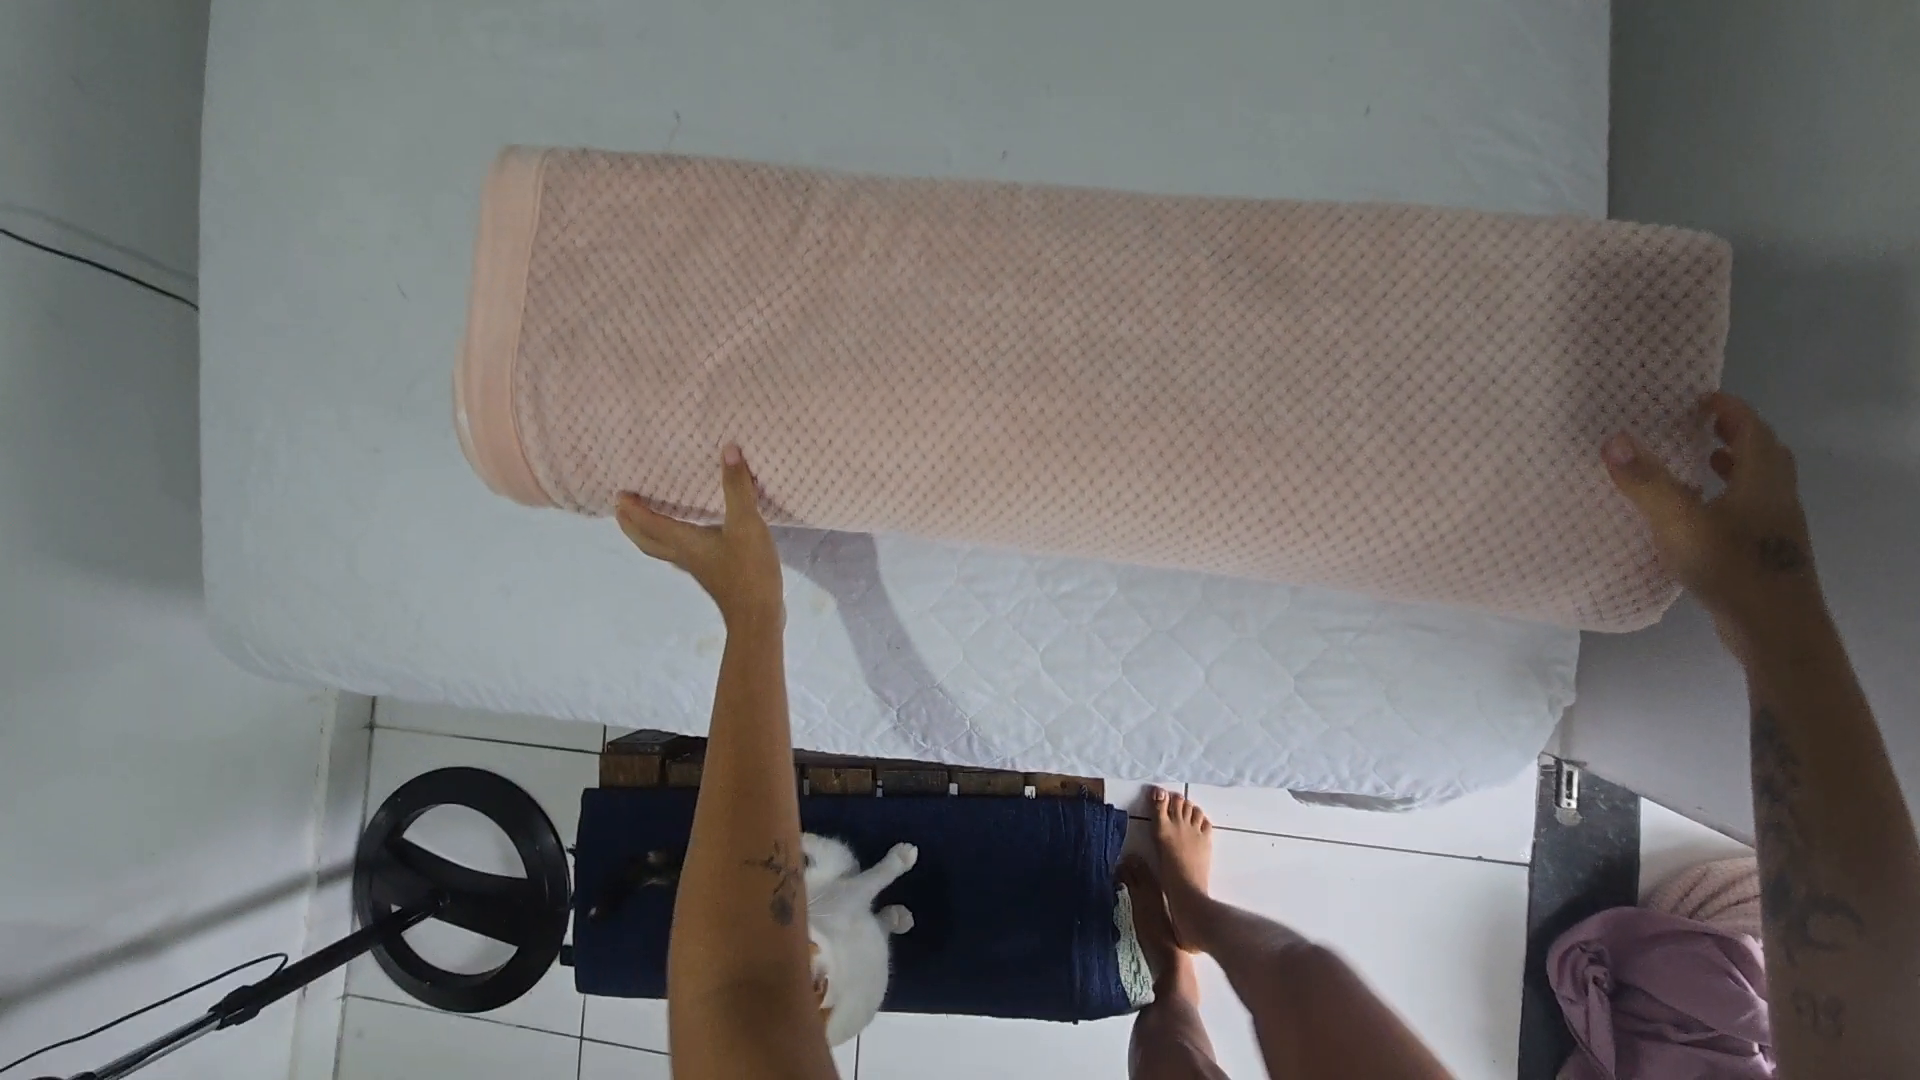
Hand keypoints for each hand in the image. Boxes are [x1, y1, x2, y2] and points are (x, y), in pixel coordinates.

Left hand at [616, 444, 784, 628]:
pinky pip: (681, 554)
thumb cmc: (748, 570)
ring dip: (648, 534)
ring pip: (661, 549)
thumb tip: (728, 449)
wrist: (758, 615)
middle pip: (646, 540)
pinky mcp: (712, 576)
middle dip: (631, 524)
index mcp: (684, 541)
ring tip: (644, 519)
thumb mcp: (747, 524)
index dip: (632, 509)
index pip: (649, 523)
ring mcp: (697, 568)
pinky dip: (673, 543)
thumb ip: (737, 488)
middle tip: (621, 508)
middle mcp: (683, 555)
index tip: (618, 493)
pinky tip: (689, 538)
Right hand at [1603, 393, 1819, 647]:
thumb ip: (1646, 482)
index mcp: (1761, 482)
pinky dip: (1728, 496)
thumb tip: (1615, 439)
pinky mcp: (1765, 549)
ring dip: (1733, 466)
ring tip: (1702, 461)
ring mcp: (1773, 525)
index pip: (1751, 432)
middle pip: (1763, 455)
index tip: (1702, 399)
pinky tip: (1700, 513)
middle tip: (1702, 425)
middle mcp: (1775, 497)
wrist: (1773, 624)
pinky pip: (1749, 507)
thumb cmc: (1729, 565)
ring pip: (1758, 483)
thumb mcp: (1678, 521)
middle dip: (1735, 435)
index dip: (1730, 411)